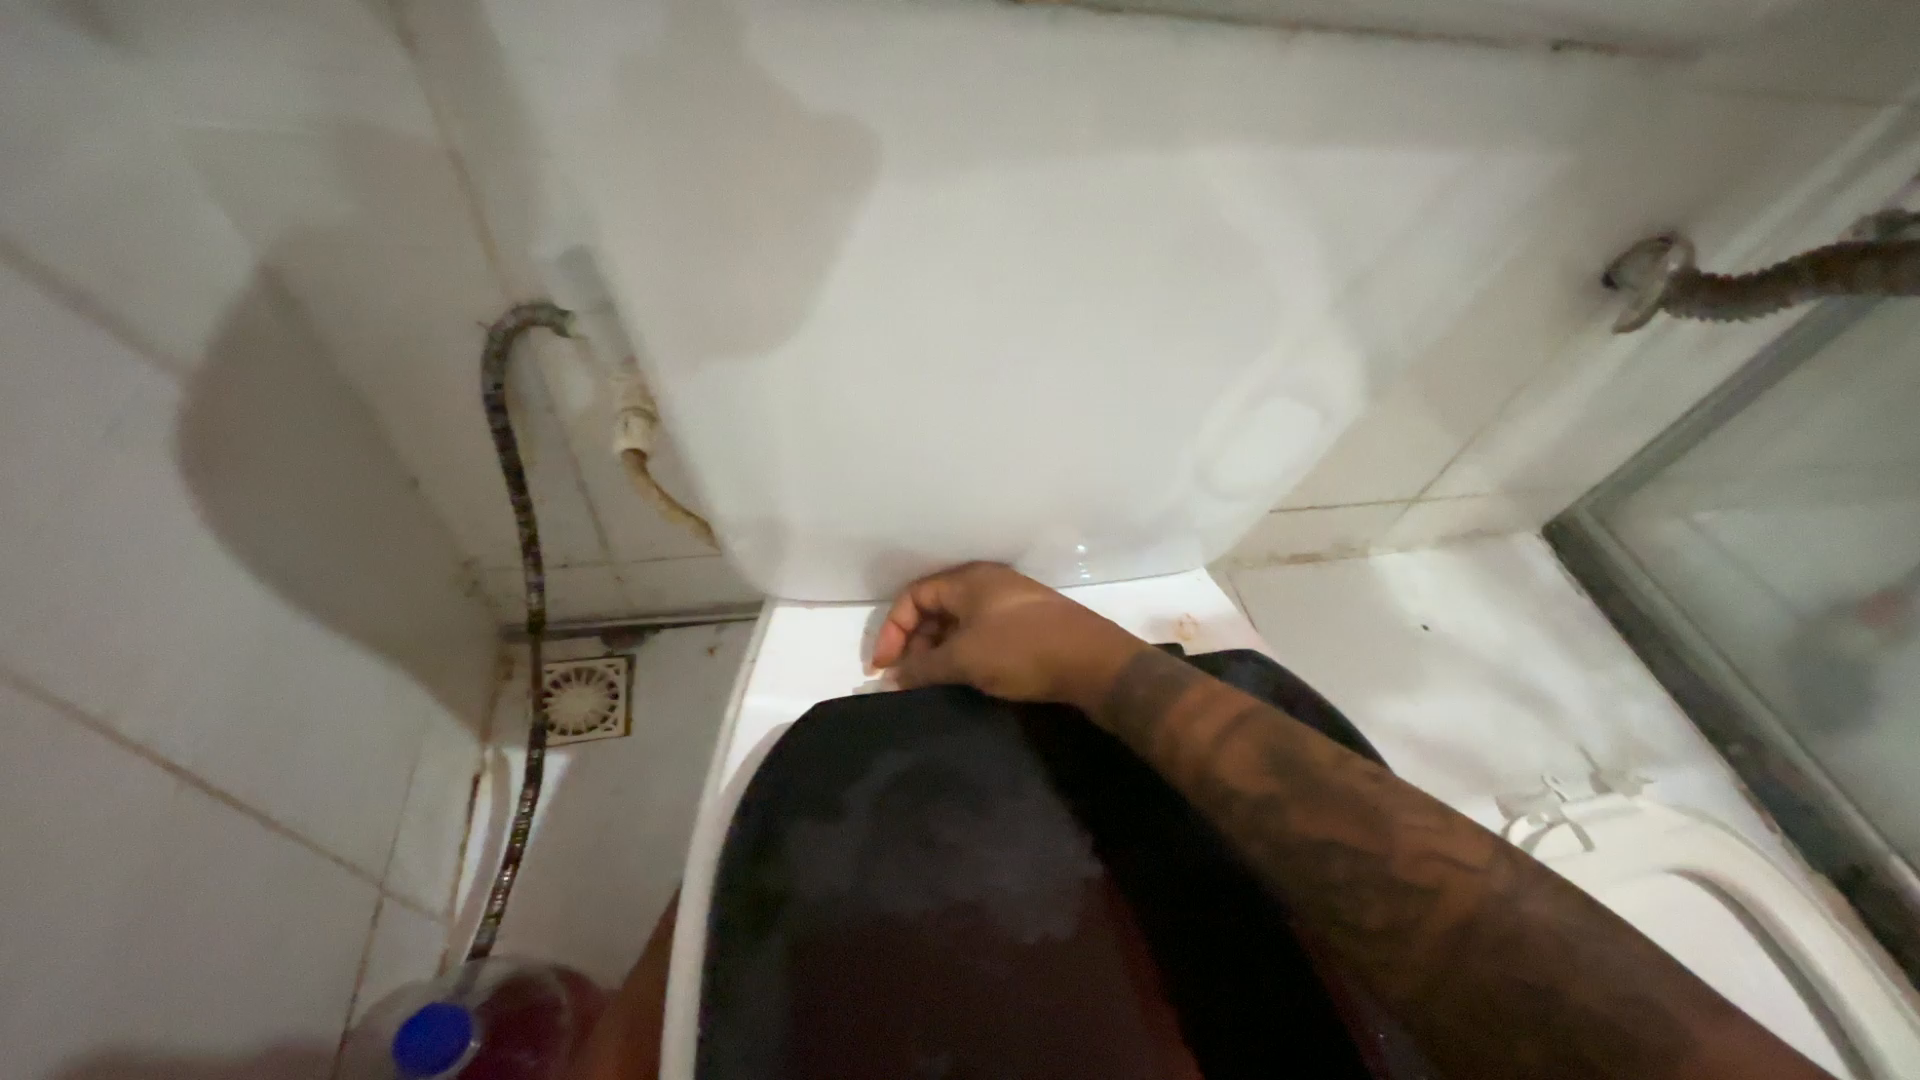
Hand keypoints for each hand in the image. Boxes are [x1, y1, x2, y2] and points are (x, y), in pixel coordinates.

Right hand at [869, 562, 1147, 707]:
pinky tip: (965, 677)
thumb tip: (893, 677)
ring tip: (934, 682)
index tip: (884, 667)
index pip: (913, 596)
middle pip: (935, 607)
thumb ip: (923, 667)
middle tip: (910, 678)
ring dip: (939, 650)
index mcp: (968, 580)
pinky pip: (980, 632)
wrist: (1093, 661)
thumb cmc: (1021, 651)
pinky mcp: (1026, 623)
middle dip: (915, 642)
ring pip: (958, 622)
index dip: (892, 630)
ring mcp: (1009, 602)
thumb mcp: (964, 660)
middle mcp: (986, 583)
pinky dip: (963, 652)